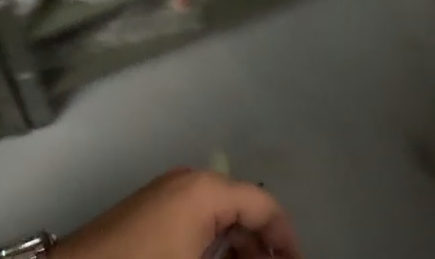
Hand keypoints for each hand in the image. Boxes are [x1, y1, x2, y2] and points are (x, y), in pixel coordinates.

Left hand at [51, 168, 303, 258]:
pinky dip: (212, 247)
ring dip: (237, 250)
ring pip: (217, 219)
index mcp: (204, 190)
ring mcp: (163, 196)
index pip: (265, 205)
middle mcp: (186, 183)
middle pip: (241, 209)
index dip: (288, 241)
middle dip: (262, 247)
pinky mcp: (146, 215)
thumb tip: (273, 258)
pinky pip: (194, 226)